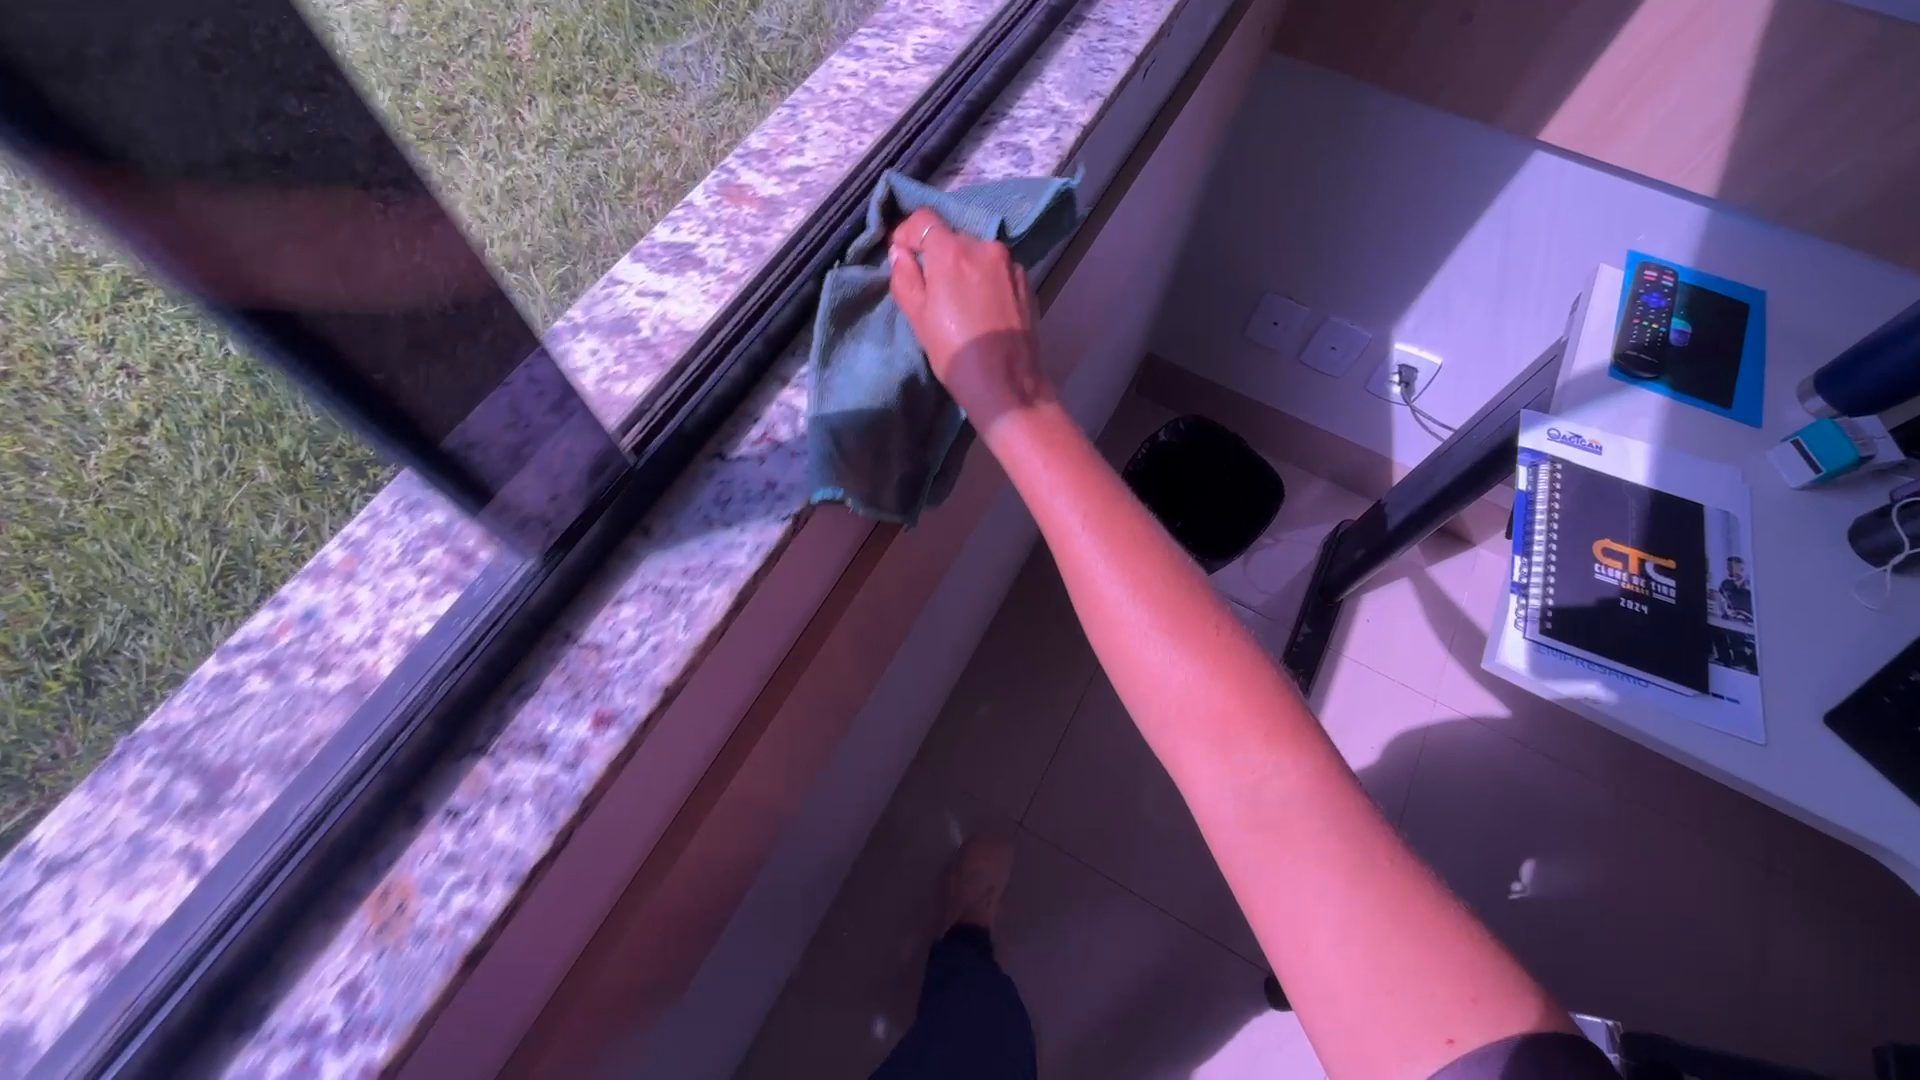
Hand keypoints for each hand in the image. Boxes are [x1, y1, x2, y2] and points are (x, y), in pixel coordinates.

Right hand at [888, 207, 1051, 427]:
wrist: (1006, 383)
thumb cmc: (954, 352)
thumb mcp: (917, 316)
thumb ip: (904, 277)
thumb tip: (901, 252)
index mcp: (951, 250)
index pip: (924, 219)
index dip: (907, 233)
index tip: (902, 255)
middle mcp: (984, 246)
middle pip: (952, 238)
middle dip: (937, 255)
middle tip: (931, 289)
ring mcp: (1010, 263)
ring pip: (977, 254)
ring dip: (964, 268)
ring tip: (960, 302)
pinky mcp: (1026, 282)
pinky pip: (997, 271)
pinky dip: (985, 281)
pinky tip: (983, 310)